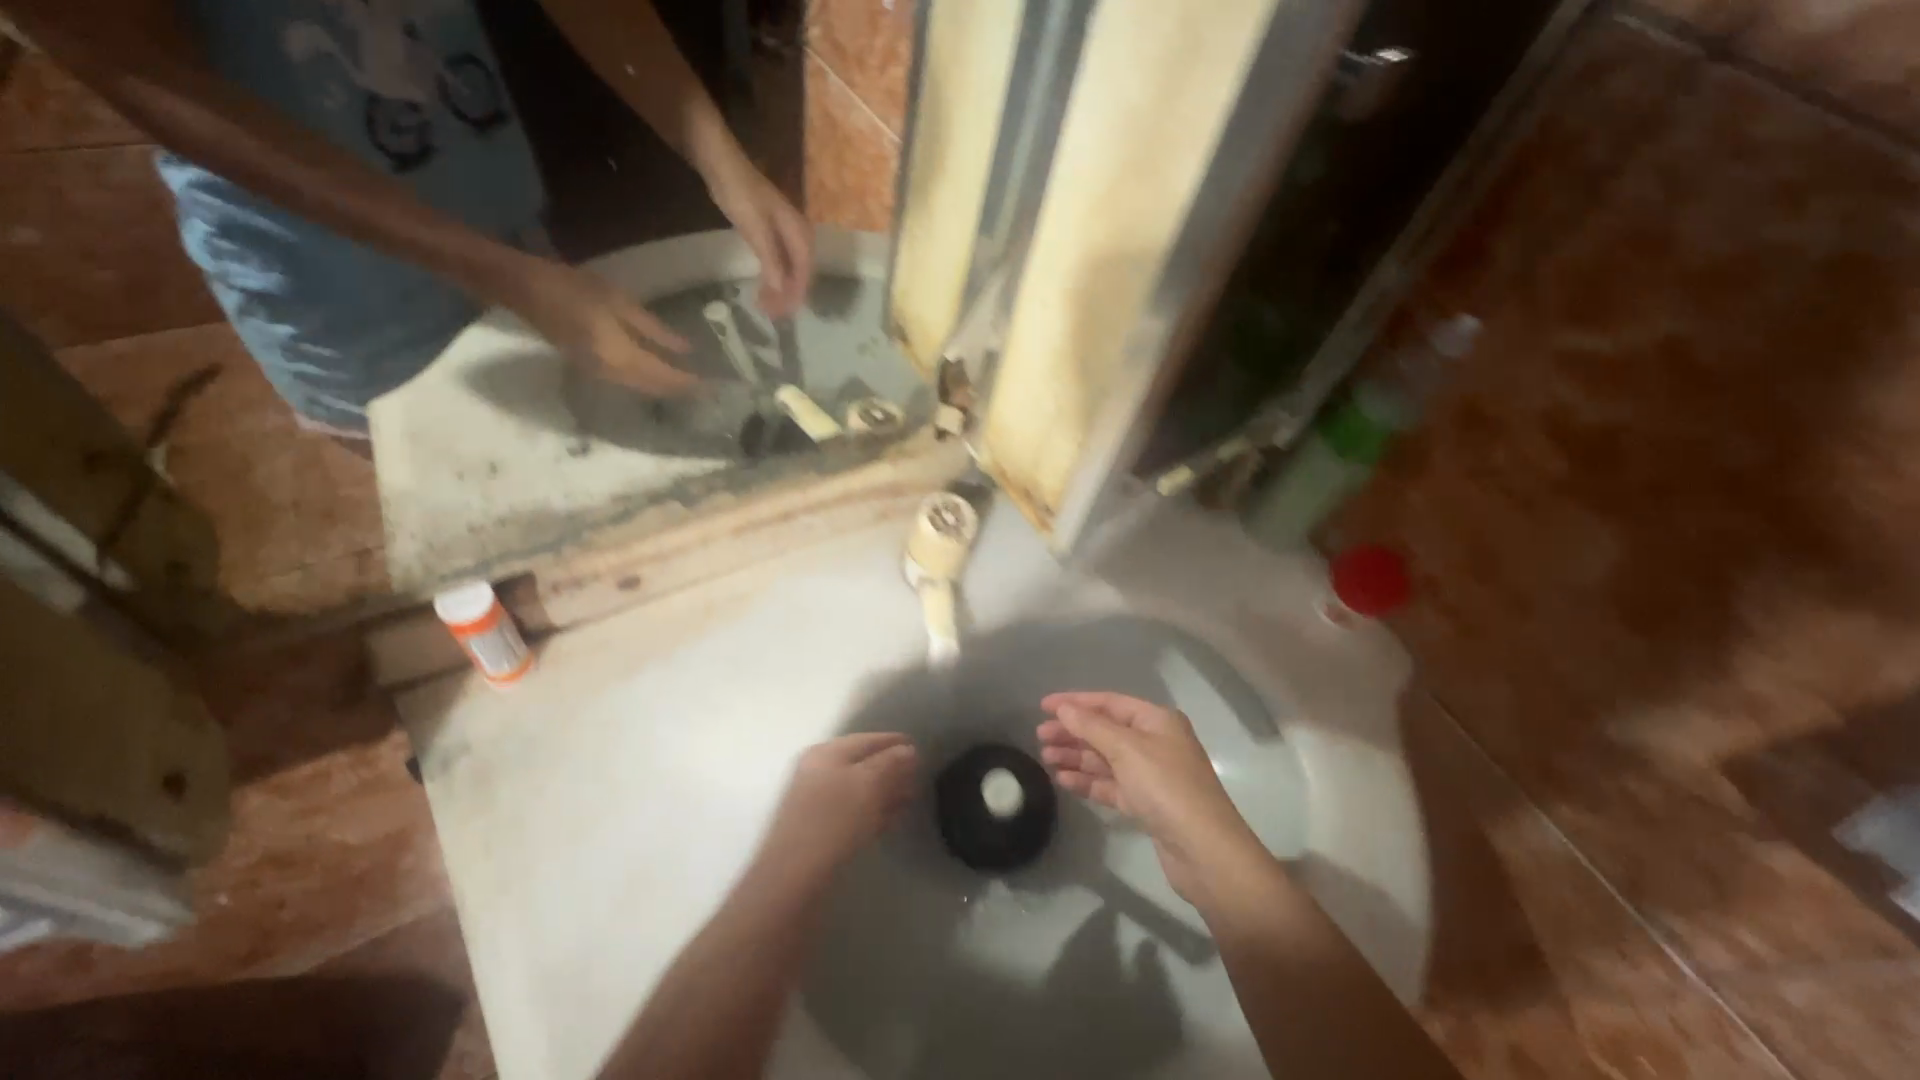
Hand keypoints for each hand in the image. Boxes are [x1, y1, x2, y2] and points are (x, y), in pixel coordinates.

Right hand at [499, 255, 697, 394]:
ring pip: (638, 388)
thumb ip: (652, 328)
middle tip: (704, 391)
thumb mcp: (618, 301)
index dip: (687, 382)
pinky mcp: (588, 367)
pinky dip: (645, 382)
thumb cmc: (572, 287)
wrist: (521, 289)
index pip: (663, 376)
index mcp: (621, 355)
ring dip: (662, 389)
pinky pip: (624, 382)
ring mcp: (597, 372)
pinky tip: (654, 375)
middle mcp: (611, 372)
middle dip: (678, 390)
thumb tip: (684, 349)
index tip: (711, 387)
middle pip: (651, 388)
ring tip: (686, 385)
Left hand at [704, 155, 814, 317]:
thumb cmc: (740, 193)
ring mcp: (784, 232)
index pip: (805, 272)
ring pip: (789, 268)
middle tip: (772, 315)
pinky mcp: (770, 232)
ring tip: (766, 305)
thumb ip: (771, 259)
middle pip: (800, 272)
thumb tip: (782, 289)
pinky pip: (778, 261)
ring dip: (780, 288)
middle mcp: (797, 234)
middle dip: (788, 295)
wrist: (721, 164)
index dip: (797, 295)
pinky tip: (764, 286)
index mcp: (799, 232)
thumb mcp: (755, 228)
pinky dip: (772, 276)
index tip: (785, 314)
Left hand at [760, 733, 918, 880]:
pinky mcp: (820, 830)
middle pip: (862, 763)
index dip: (893, 742)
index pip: (866, 740)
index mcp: (826, 754)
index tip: (919, 746)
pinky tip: (891, 820)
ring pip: (859, 789)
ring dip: (885, 792)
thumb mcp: (867, 785)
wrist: (793, 878)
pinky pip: (854, 812)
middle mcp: (818, 772)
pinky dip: (874, 812)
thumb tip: (908, 749)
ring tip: (911, 798)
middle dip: (892, 768)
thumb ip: (890, 763)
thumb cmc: (832, 821)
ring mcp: (817, 803)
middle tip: (919, 775)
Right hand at [1038, 692, 1268, 905]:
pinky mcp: (1146, 804)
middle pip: (1106, 731)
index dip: (1076, 702)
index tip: (1042, 706)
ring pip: (1106, 759)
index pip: (1110, 703)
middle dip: (1073, 732)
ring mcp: (1151, 775)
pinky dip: (1087, 781)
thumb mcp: (1127, 750)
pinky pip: (1110, 785)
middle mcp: (1156, 743)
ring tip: (1045, 758)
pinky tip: (1063, 780)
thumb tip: (1064, 709)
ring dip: (1076, 757)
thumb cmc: (1166, 788)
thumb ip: (1092, 727)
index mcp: (1157, 721)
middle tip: (1039, 737)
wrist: (1203, 849)